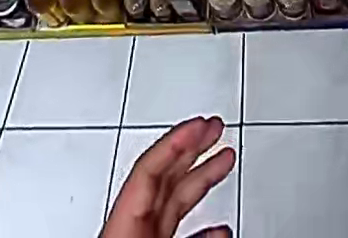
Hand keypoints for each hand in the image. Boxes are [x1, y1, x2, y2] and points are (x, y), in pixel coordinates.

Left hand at [101, 115, 236, 237]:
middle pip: (163, 174)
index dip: (177, 139)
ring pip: (173, 201)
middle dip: (193, 145)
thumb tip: (221, 228)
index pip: (150, 166)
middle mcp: (130, 226)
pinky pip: (177, 231)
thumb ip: (189, 233)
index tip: (201, 121)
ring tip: (225, 157)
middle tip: (215, 124)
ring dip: (202, 177)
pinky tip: (219, 225)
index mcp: (122, 223)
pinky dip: (200, 225)